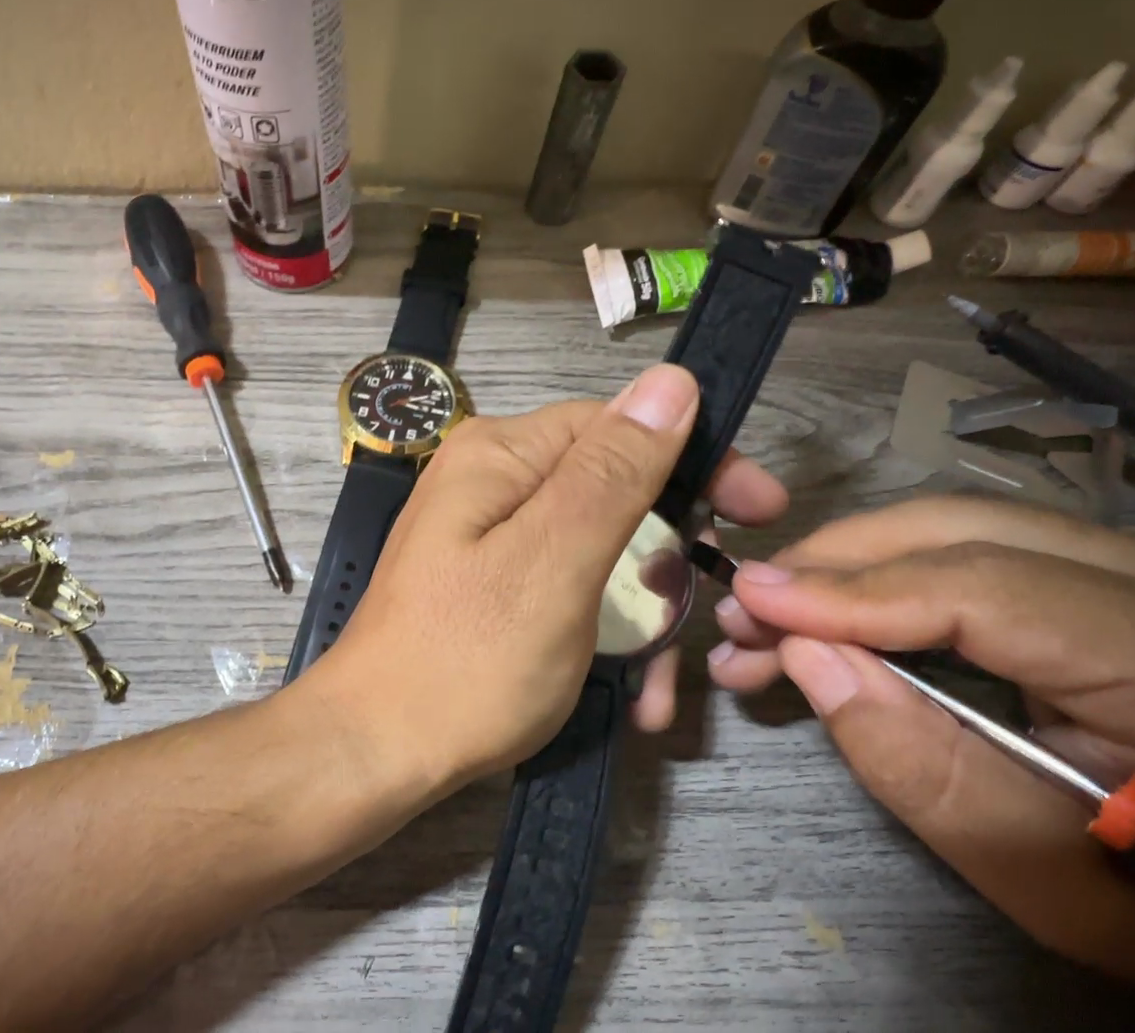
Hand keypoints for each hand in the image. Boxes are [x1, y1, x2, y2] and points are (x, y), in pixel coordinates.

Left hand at [299, 365, 786, 787]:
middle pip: (613, 490)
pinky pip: (567, 591)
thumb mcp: (553, 562)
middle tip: (708, 619)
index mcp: (500, 456)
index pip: (620, 424)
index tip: (759, 514)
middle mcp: (490, 484)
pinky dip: (605, 636)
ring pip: (599, 552)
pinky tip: (631, 693)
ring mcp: (487, 540)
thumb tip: (672, 381)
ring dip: (644, 616)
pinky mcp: (490, 591)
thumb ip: (613, 473)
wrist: (375, 753)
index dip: (695, 461)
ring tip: (660, 686)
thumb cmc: (466, 661)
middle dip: (669, 558)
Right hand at [710, 495, 1134, 1021]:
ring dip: (846, 566)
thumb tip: (811, 661)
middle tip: (740, 617)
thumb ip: (933, 778)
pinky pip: (972, 549)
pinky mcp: (1117, 571)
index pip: (994, 592)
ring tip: (764, 623)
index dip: (859, 593)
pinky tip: (830, 611)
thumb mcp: (1070, 891)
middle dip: (833, 563)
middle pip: (965, 528)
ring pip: (960, 525)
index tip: (752, 607)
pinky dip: (884, 574)